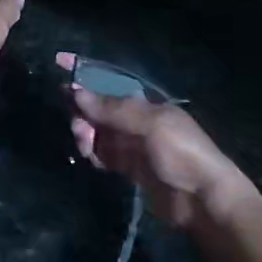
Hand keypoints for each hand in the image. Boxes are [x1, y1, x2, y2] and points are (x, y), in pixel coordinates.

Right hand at [62, 59, 256, 228]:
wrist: (204, 200)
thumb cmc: (182, 152)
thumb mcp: (150, 124)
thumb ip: (112, 109)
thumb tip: (75, 91)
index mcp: (145, 102)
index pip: (109, 81)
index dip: (84, 71)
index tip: (58, 61)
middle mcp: (136, 119)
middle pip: (98, 107)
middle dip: (82, 111)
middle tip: (79, 127)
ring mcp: (132, 144)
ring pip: (97, 131)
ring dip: (85, 134)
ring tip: (86, 147)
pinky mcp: (130, 168)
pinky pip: (103, 154)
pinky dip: (94, 154)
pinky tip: (92, 159)